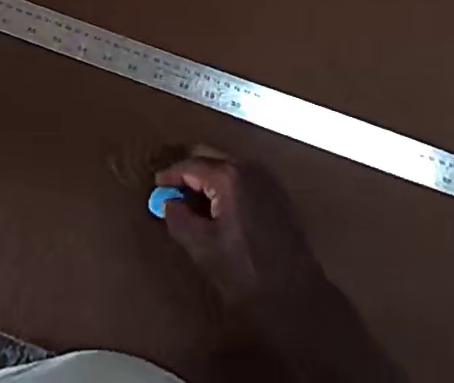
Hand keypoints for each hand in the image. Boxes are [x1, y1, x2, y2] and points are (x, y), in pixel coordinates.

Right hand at [155, 147, 326, 310]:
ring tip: (192, 202)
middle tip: (171, 192)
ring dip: (207, 178)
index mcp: (229, 176)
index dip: (170, 176)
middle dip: (188, 172)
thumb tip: (167, 202)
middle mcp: (249, 168)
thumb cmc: (245, 271)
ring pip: (227, 167)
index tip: (156, 186)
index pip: (190, 165)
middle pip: (209, 158)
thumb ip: (178, 218)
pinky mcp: (277, 194)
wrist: (297, 296)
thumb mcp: (202, 247)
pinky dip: (226, 186)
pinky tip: (219, 209)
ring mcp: (266, 179)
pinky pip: (243, 178)